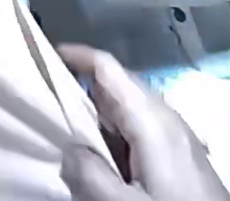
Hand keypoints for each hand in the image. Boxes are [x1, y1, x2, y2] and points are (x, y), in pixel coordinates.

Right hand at [57, 45, 228, 200]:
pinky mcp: (183, 157)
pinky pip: (141, 130)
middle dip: (83, 89)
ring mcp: (177, 135)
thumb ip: (90, 175)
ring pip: (129, 109)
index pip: (107, 67)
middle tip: (50, 101)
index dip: (76, 55)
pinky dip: (117, 135)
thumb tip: (68, 148)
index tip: (46, 55)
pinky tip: (105, 159)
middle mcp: (165, 115)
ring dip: (99, 116)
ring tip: (70, 132)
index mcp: (150, 116)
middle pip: (116, 85)